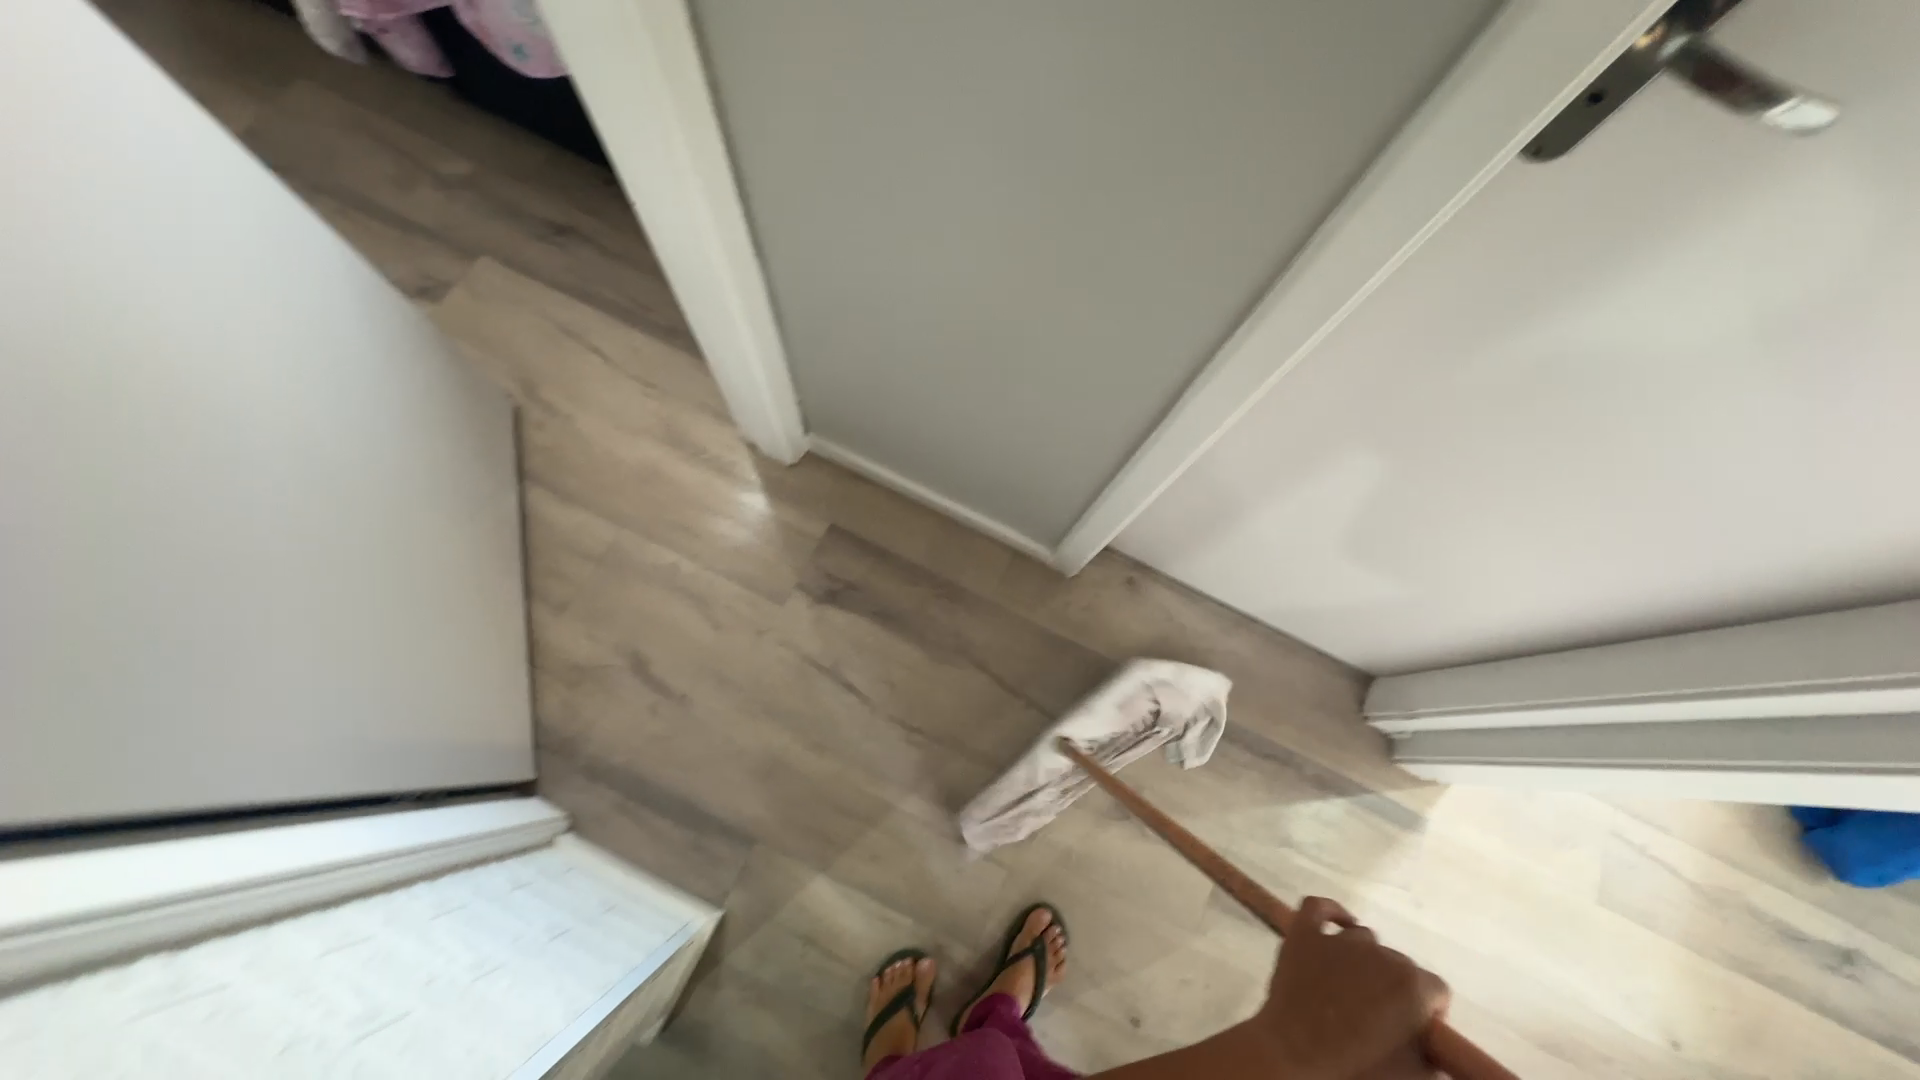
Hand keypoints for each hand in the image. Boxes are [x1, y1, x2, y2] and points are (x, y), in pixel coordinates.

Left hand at [1249, 897, 1449, 1079]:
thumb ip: (1432, 1055)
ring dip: (1362, 958)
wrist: (1295, 1055)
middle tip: (1376, 1014)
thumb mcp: (1411, 1072)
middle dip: (1393, 986)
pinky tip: (1337, 924)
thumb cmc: (1358, 1067)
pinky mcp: (1303, 933)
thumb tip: (1435, 1050)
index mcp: (1413, 985)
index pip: (1437, 989)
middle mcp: (1380, 953)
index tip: (1414, 1029)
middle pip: (1399, 964)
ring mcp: (1338, 939)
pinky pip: (1317, 907)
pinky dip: (1330, 911)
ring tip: (1349, 986)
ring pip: (1362, 938)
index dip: (1428, 1010)